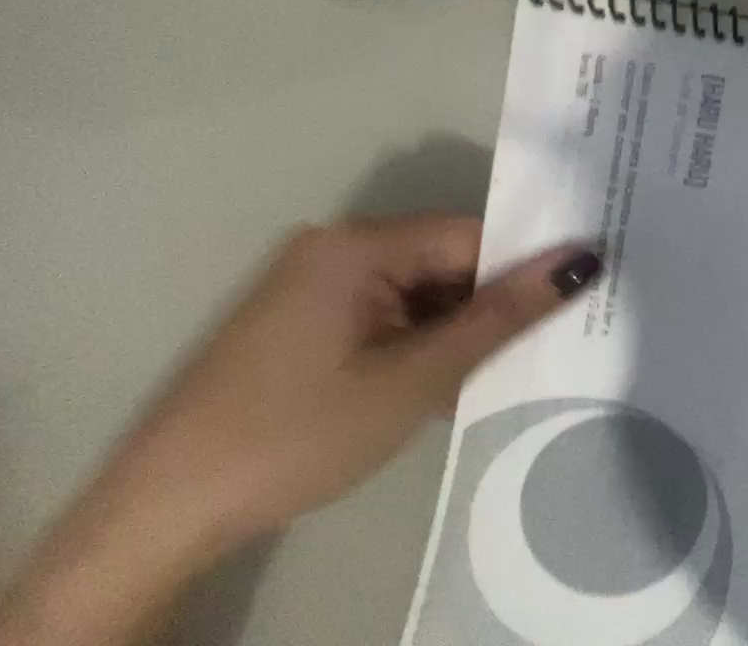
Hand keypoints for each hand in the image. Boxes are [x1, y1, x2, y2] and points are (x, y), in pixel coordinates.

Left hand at [0, 216, 600, 645]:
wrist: (164, 513)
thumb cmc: (302, 432)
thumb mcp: (420, 375)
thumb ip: (504, 314)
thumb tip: (584, 259)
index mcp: (361, 243)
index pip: (476, 235)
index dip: (526, 270)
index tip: (574, 306)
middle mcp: (336, 246)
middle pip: (449, 260)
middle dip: (490, 307)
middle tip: (533, 354)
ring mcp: (314, 283)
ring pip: (422, 291)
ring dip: (456, 331)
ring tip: (481, 380)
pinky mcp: (302, 319)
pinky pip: (387, 312)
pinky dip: (419, 343)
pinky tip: (433, 388)